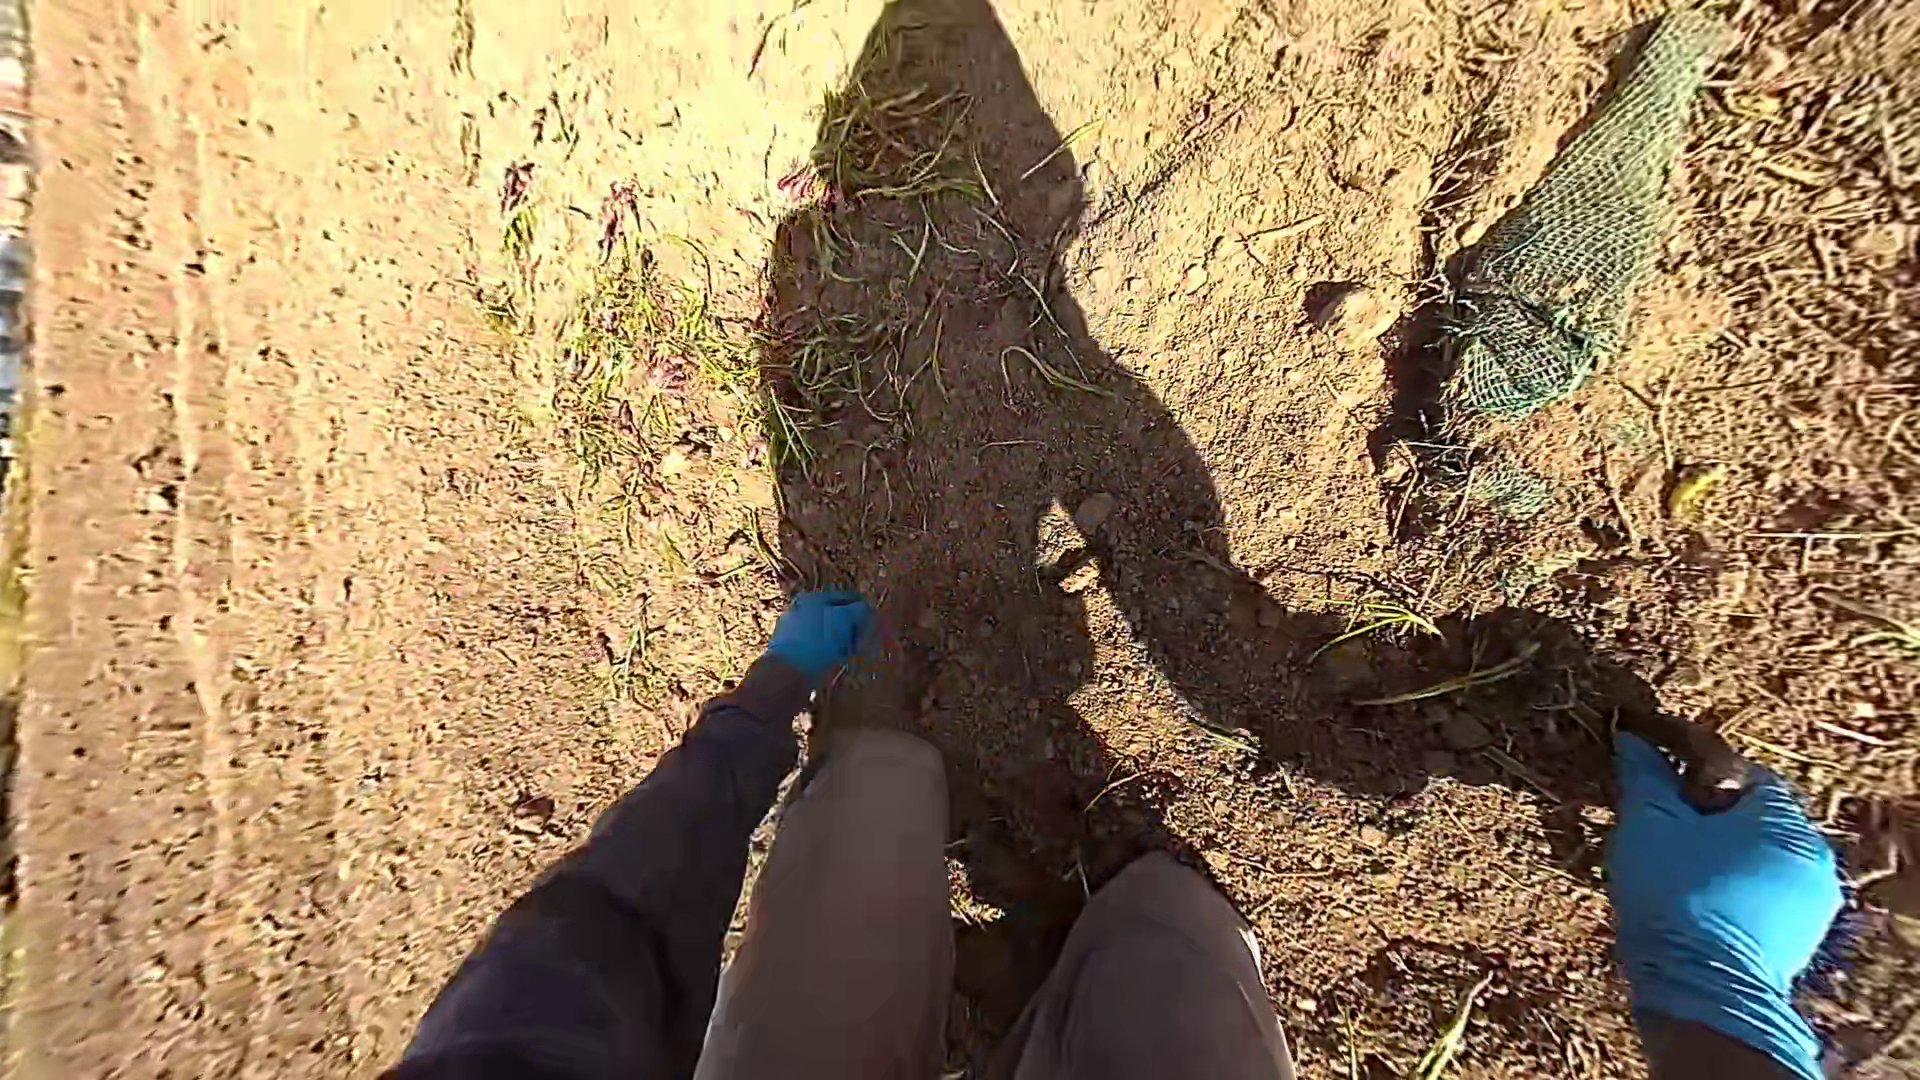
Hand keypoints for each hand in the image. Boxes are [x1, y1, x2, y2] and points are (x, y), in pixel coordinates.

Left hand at [765, 589, 871, 680]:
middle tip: (861, 642)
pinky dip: (827, 654)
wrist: (788, 673)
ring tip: (849, 654)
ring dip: (840, 643)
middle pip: (835, 616)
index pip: (845, 599)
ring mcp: (792, 632)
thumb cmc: (818, 640)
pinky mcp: (790, 652)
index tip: (872, 624)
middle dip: (851, 629)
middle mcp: (799, 611)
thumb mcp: (845, 618)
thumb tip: (866, 609)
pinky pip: (816, 649)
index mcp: (811, 598)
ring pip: (826, 634)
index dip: (861, 611)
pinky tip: (834, 662)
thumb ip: (859, 610)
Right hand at [1607, 733, 1840, 1079]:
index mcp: (1786, 829)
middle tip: (1648, 794)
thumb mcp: (1647, 818)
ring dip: (1707, 831)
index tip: (1652, 753)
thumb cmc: (1674, 881)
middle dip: (1699, 797)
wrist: (1700, 973)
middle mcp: (1813, 861)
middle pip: (1750, 810)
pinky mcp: (1791, 928)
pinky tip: (1680, 868)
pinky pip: (1753, 875)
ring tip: (1658, 832)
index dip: (1696, 758)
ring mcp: (1808, 900)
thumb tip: (1633, 738)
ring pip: (1751, 845)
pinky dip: (1717, 861)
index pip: (1746, 772)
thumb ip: (1644, 774)